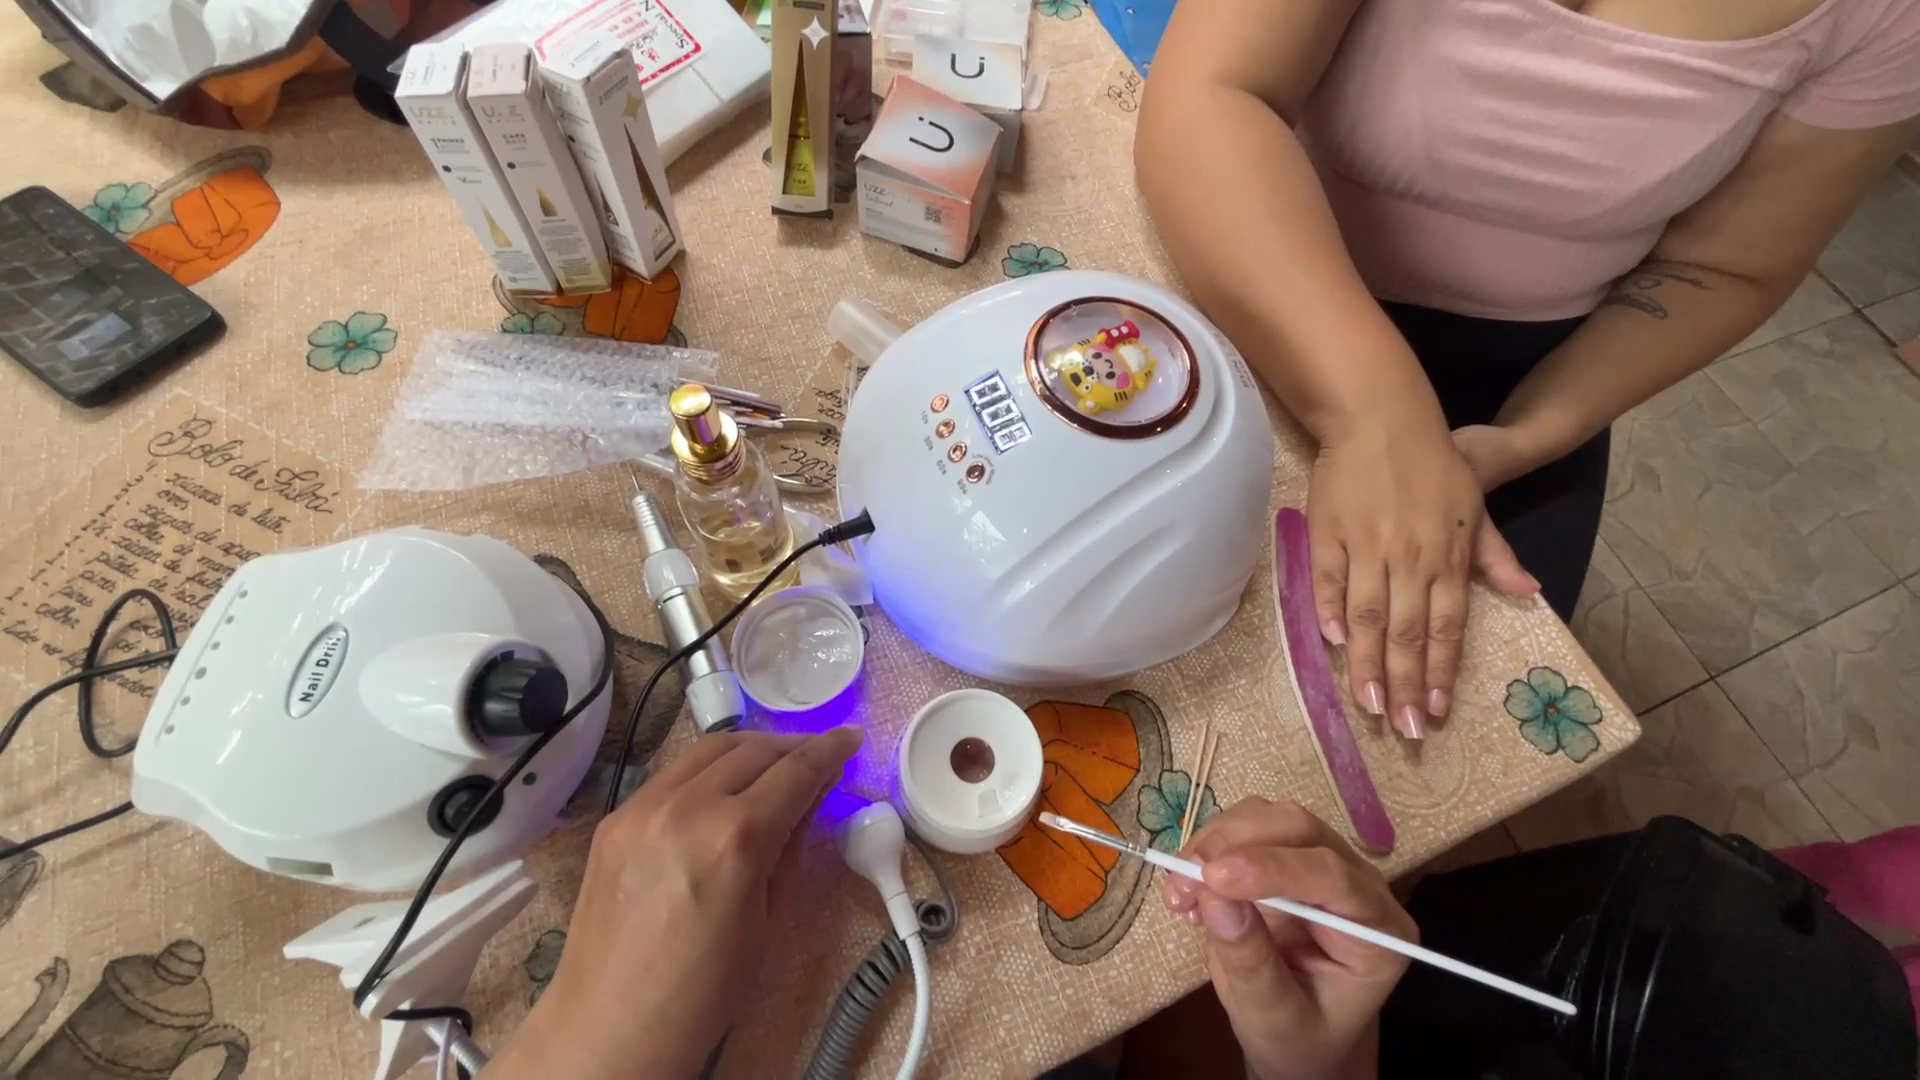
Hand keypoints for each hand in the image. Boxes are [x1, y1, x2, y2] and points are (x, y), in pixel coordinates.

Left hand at [486, 728, 862, 1079]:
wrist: (609, 1031)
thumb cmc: (705, 991)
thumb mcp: (769, 917)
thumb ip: (792, 844)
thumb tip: (811, 796)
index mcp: (735, 838)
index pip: (796, 772)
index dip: (830, 750)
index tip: (851, 738)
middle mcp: (687, 807)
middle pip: (755, 749)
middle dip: (795, 745)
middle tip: (819, 755)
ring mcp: (643, 807)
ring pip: (712, 748)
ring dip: (753, 747)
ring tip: (776, 761)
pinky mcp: (616, 818)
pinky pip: (675, 773)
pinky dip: (711, 768)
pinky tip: (724, 787)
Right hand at [1164, 799, 1415, 1079]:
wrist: (1297, 1033)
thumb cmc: (1298, 1037)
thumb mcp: (1274, 1017)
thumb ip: (1250, 961)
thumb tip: (1213, 895)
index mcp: (1378, 931)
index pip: (1332, 876)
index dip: (1271, 867)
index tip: (1212, 878)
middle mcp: (1358, 883)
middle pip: (1298, 828)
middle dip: (1234, 844)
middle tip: (1183, 878)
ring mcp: (1320, 859)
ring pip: (1266, 816)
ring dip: (1214, 842)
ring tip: (1180, 891)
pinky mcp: (1283, 851)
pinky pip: (1244, 824)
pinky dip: (1208, 846)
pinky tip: (1191, 888)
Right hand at [1309, 414, 1538, 735]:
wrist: (1380, 418)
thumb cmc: (1430, 462)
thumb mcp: (1475, 505)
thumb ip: (1493, 554)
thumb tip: (1527, 594)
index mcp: (1447, 555)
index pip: (1447, 626)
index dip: (1440, 670)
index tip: (1434, 711)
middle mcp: (1410, 558)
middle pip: (1407, 632)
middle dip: (1404, 683)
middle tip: (1400, 729)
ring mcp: (1365, 546)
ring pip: (1368, 615)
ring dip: (1367, 663)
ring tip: (1365, 704)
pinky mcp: (1327, 533)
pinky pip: (1327, 580)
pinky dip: (1329, 612)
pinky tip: (1332, 644)